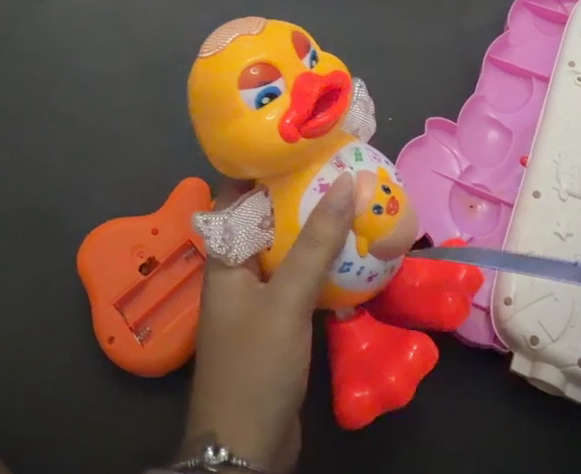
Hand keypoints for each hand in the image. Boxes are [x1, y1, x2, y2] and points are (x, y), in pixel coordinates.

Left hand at [181, 175, 354, 473]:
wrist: (247, 447)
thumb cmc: (255, 365)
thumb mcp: (287, 300)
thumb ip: (316, 243)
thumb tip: (347, 181)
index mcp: (224, 256)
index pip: (236, 193)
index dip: (262, 162)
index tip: (300, 137)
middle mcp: (237, 269)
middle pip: (266, 217)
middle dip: (299, 191)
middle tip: (338, 163)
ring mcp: (257, 297)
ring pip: (287, 248)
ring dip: (315, 227)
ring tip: (353, 198)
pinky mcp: (278, 321)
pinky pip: (300, 278)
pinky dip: (323, 263)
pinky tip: (355, 253)